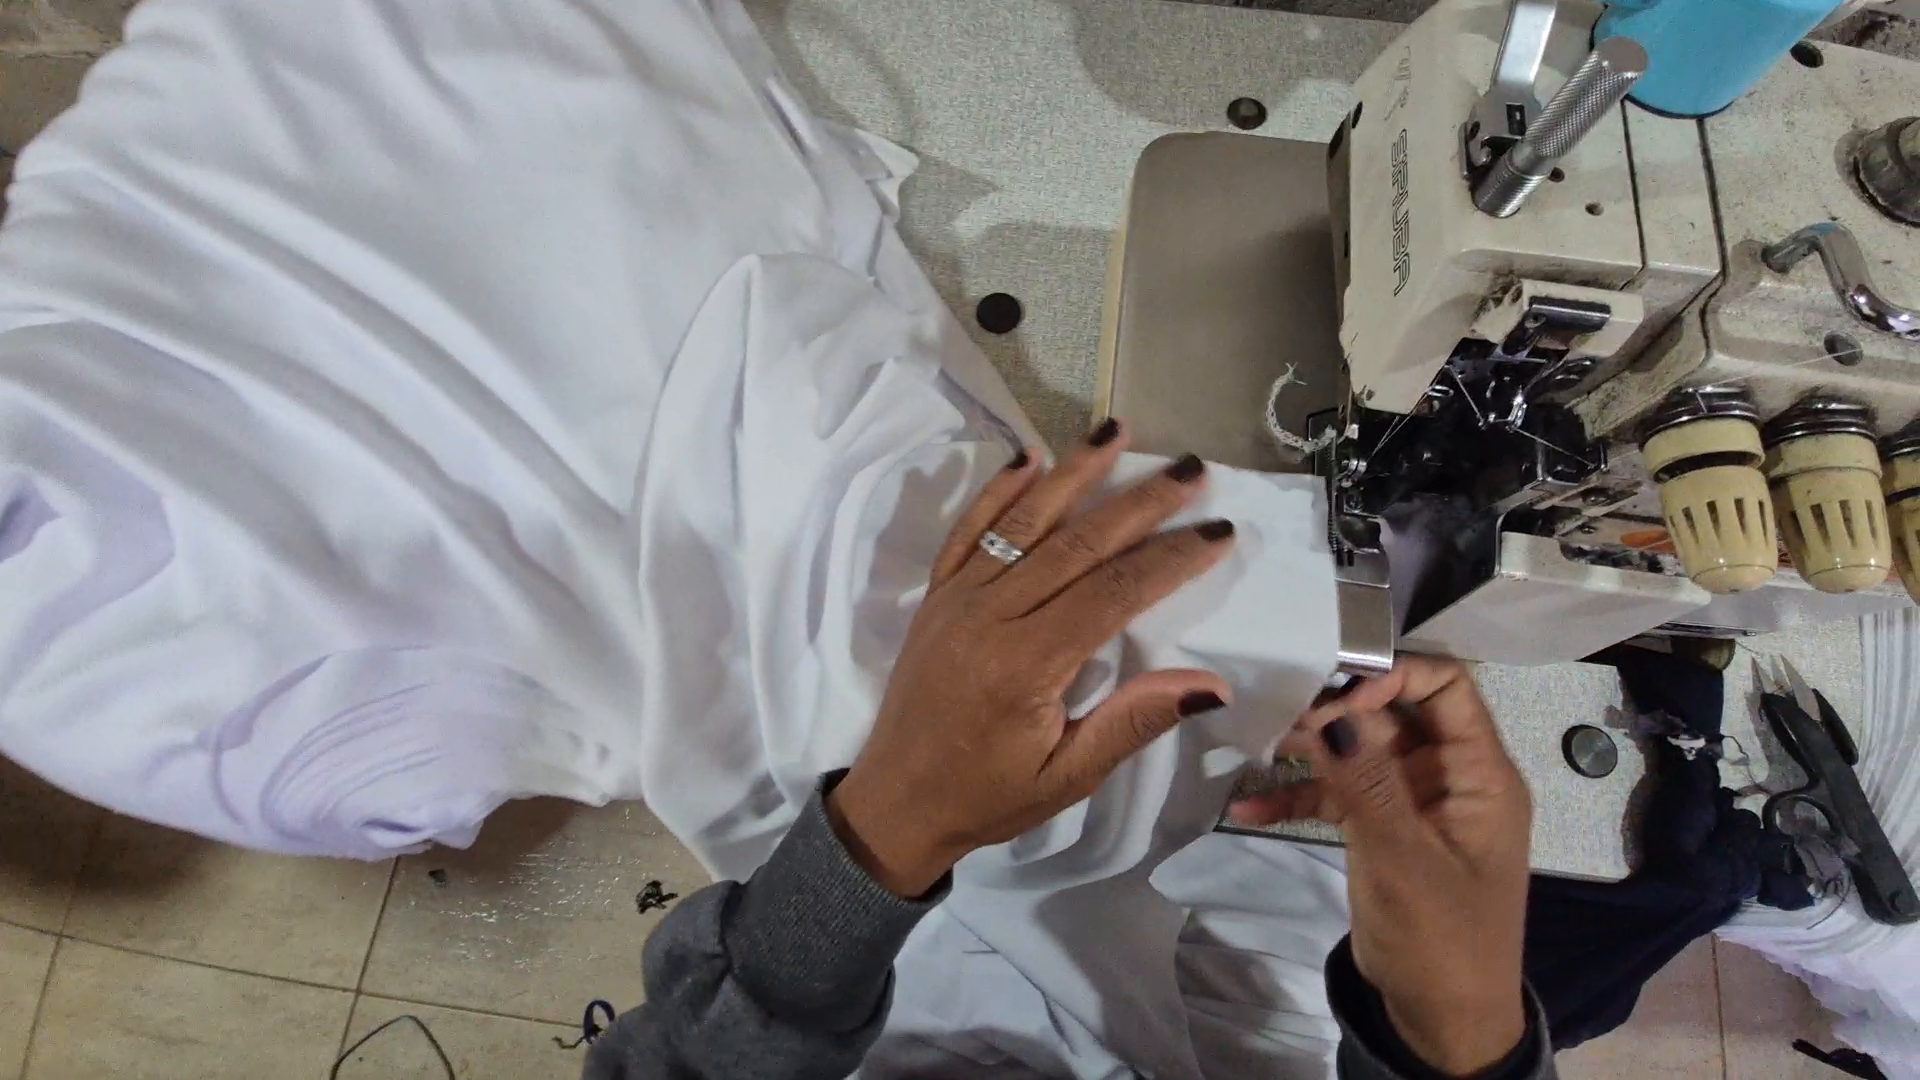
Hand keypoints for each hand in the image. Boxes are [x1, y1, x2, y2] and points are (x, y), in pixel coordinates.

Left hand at [828, 420, 1236, 897]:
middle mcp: (988, 617)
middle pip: (1075, 544)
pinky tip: (1029, 457)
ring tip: (1116, 431)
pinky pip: (967, 531)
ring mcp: (955, 598)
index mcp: (1027, 665)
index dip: (1169, 558)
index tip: (1216, 529)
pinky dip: (998, 491)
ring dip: (1072, 473)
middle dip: (1138, 503)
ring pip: (1022, 522)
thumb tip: (1212, 684)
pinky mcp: (934, 595)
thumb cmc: (986, 796)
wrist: (895, 799)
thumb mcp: (1066, 778)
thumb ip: (1132, 723)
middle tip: (1189, 470)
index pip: (1113, 592)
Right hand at [1229, 657, 1531, 1076]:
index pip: (1445, 687)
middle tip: (1278, 712)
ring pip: (1356, 747)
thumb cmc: (1440, 938)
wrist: (1440, 1019)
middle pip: (1389, 711)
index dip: (1392, 677)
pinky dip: (1296, 797)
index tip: (1335, 698)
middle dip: (1334, 707)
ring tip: (1257, 744)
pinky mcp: (1376, 823)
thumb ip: (1366, 779)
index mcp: (1477, 774)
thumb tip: (1332, 709)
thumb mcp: (1403, 857)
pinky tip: (1248, 807)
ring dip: (1308, 747)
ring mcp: (1407, 799)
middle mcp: (1444, 775)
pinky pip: (1334, 793)